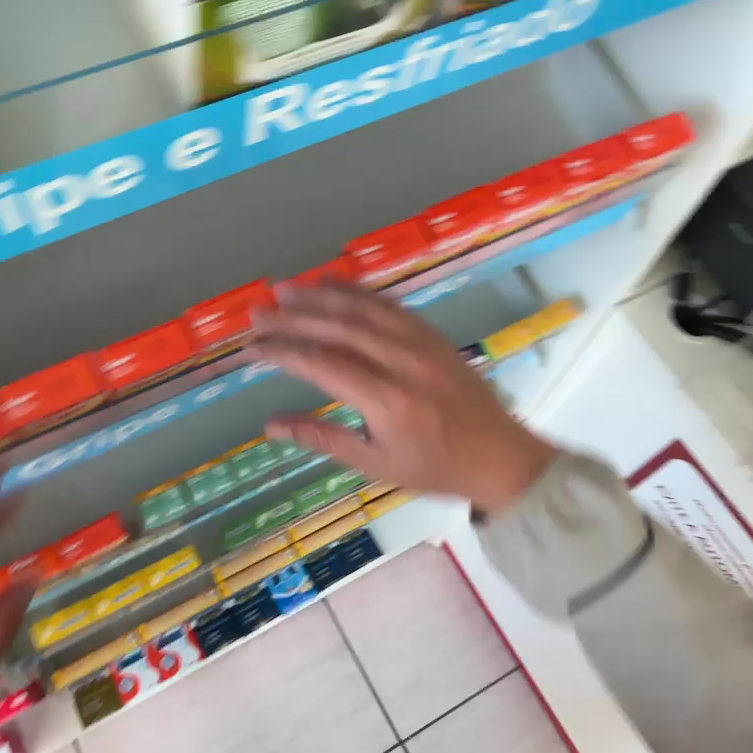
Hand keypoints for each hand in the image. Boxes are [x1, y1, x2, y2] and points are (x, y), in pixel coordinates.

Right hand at [251, 284, 556, 515]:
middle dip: (292, 318)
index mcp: (386, 401)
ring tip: (283, 290)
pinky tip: (331, 284)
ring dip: (319, 297)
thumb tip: (271, 424)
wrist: (501, 457)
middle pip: (337, 329)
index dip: (282, 353)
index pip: (321, 365)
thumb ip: (322, 438)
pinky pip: (389, 305)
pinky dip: (357, 292)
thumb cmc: (435, 469)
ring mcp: (421, 344)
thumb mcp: (375, 465)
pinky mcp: (432, 335)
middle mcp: (402, 363)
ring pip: (362, 310)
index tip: (252, 347)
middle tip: (257, 312)